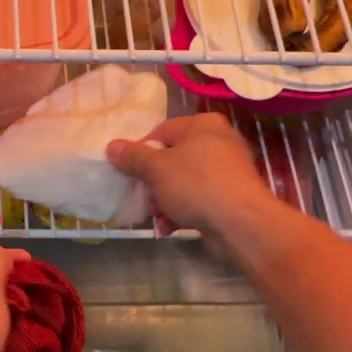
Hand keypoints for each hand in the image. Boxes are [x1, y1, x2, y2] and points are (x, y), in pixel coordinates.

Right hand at [106, 113, 281, 254]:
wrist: (239, 222)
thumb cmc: (196, 184)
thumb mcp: (157, 168)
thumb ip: (133, 157)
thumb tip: (112, 146)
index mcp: (203, 125)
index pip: (162, 131)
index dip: (141, 151)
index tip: (129, 171)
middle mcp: (218, 142)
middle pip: (172, 159)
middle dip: (153, 182)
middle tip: (142, 197)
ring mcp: (227, 170)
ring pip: (183, 182)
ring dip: (164, 200)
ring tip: (157, 216)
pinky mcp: (230, 195)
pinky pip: (198, 198)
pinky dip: (182, 211)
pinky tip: (170, 226)